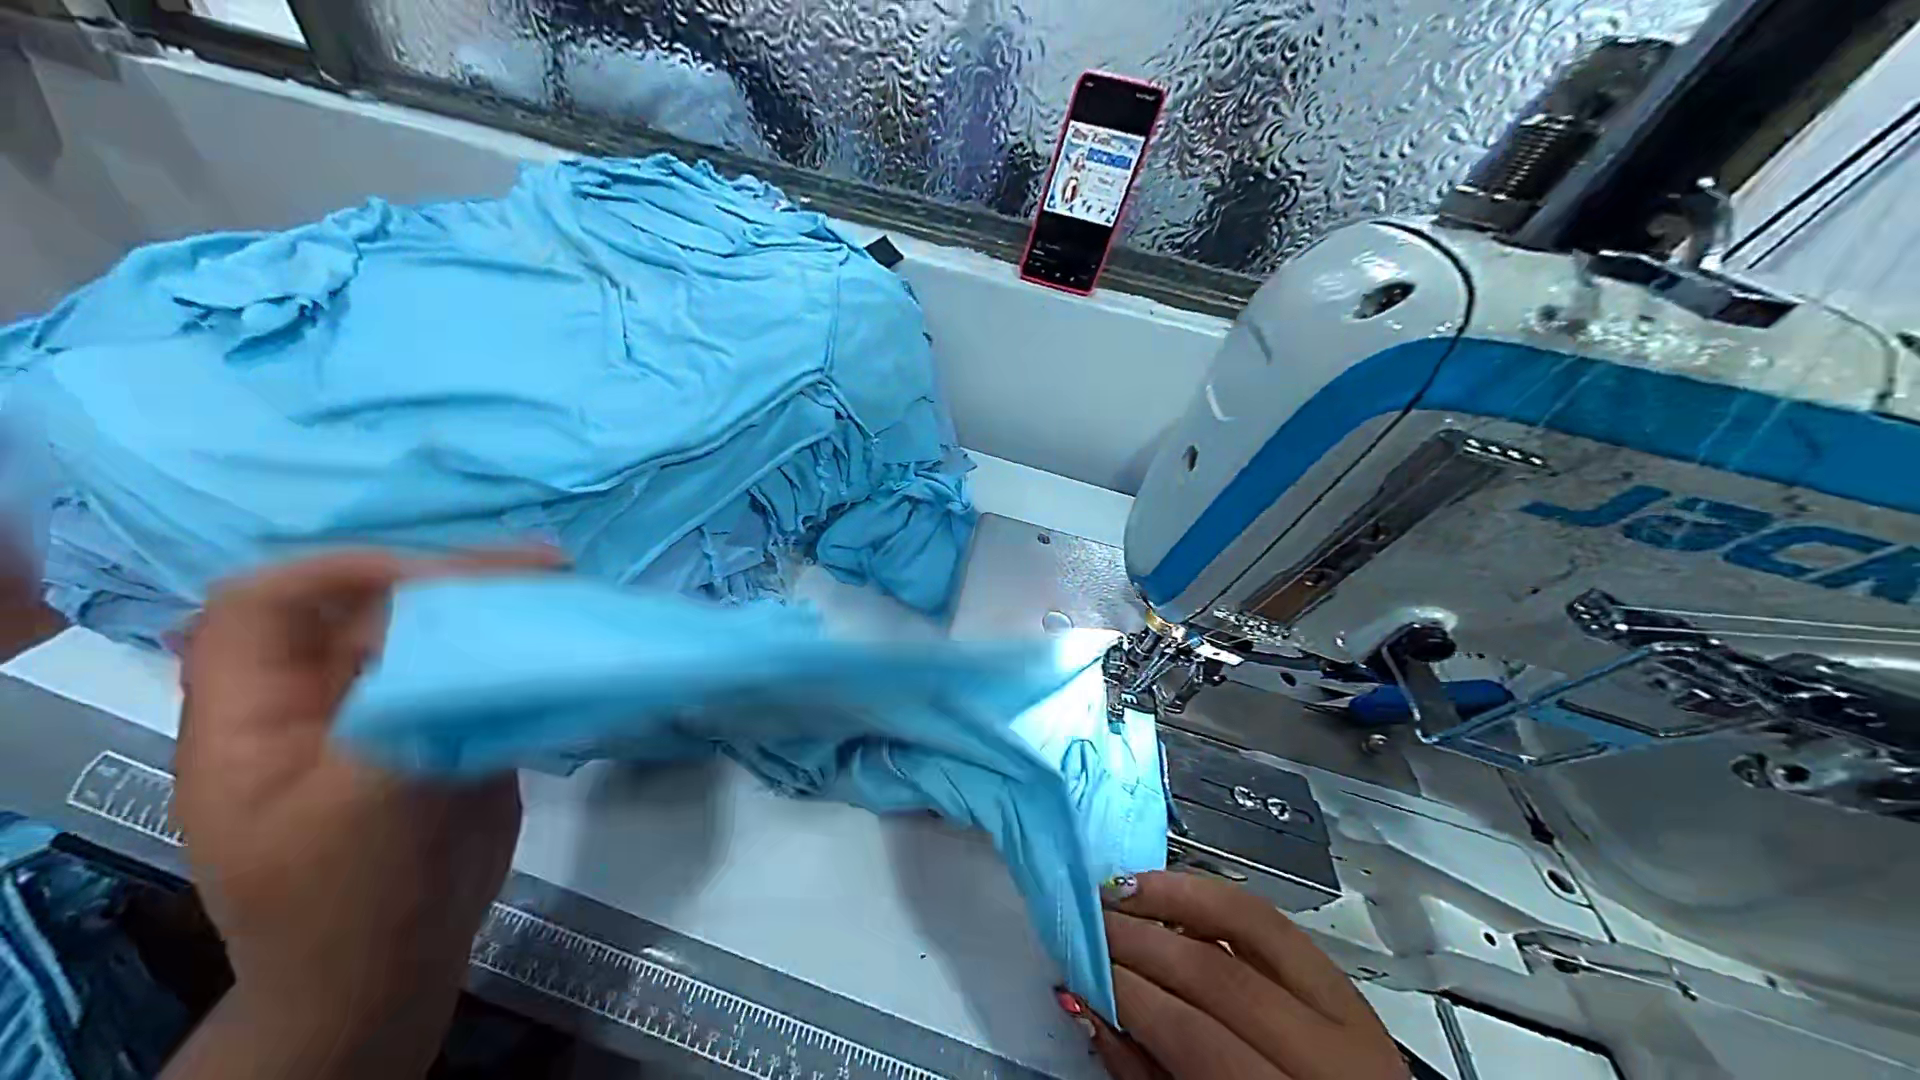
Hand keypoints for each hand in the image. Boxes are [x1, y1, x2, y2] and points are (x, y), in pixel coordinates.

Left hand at [166, 549, 559, 1078]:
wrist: (396, 963)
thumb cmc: (353, 895)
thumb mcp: (364, 799)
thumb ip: (407, 706)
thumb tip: (470, 625)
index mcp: (257, 713)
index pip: (268, 604)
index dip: (346, 571)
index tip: (444, 580)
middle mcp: (318, 699)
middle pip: (372, 607)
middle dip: (454, 579)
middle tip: (543, 565)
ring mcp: (388, 711)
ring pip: (436, 633)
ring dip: (496, 606)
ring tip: (564, 585)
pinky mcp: (444, 725)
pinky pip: (476, 668)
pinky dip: (517, 645)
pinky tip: (560, 635)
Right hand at [1068, 870, 1408, 1079]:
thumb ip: (1143, 1071)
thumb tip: (1083, 1002)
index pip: (1195, 1036)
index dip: (1131, 995)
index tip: (1080, 967)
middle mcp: (1331, 1055)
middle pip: (1218, 974)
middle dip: (1140, 942)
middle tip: (1088, 924)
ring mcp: (1346, 1008)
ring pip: (1249, 920)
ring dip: (1173, 896)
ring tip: (1118, 889)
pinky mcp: (1341, 979)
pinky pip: (1267, 918)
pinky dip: (1210, 895)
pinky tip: (1166, 888)